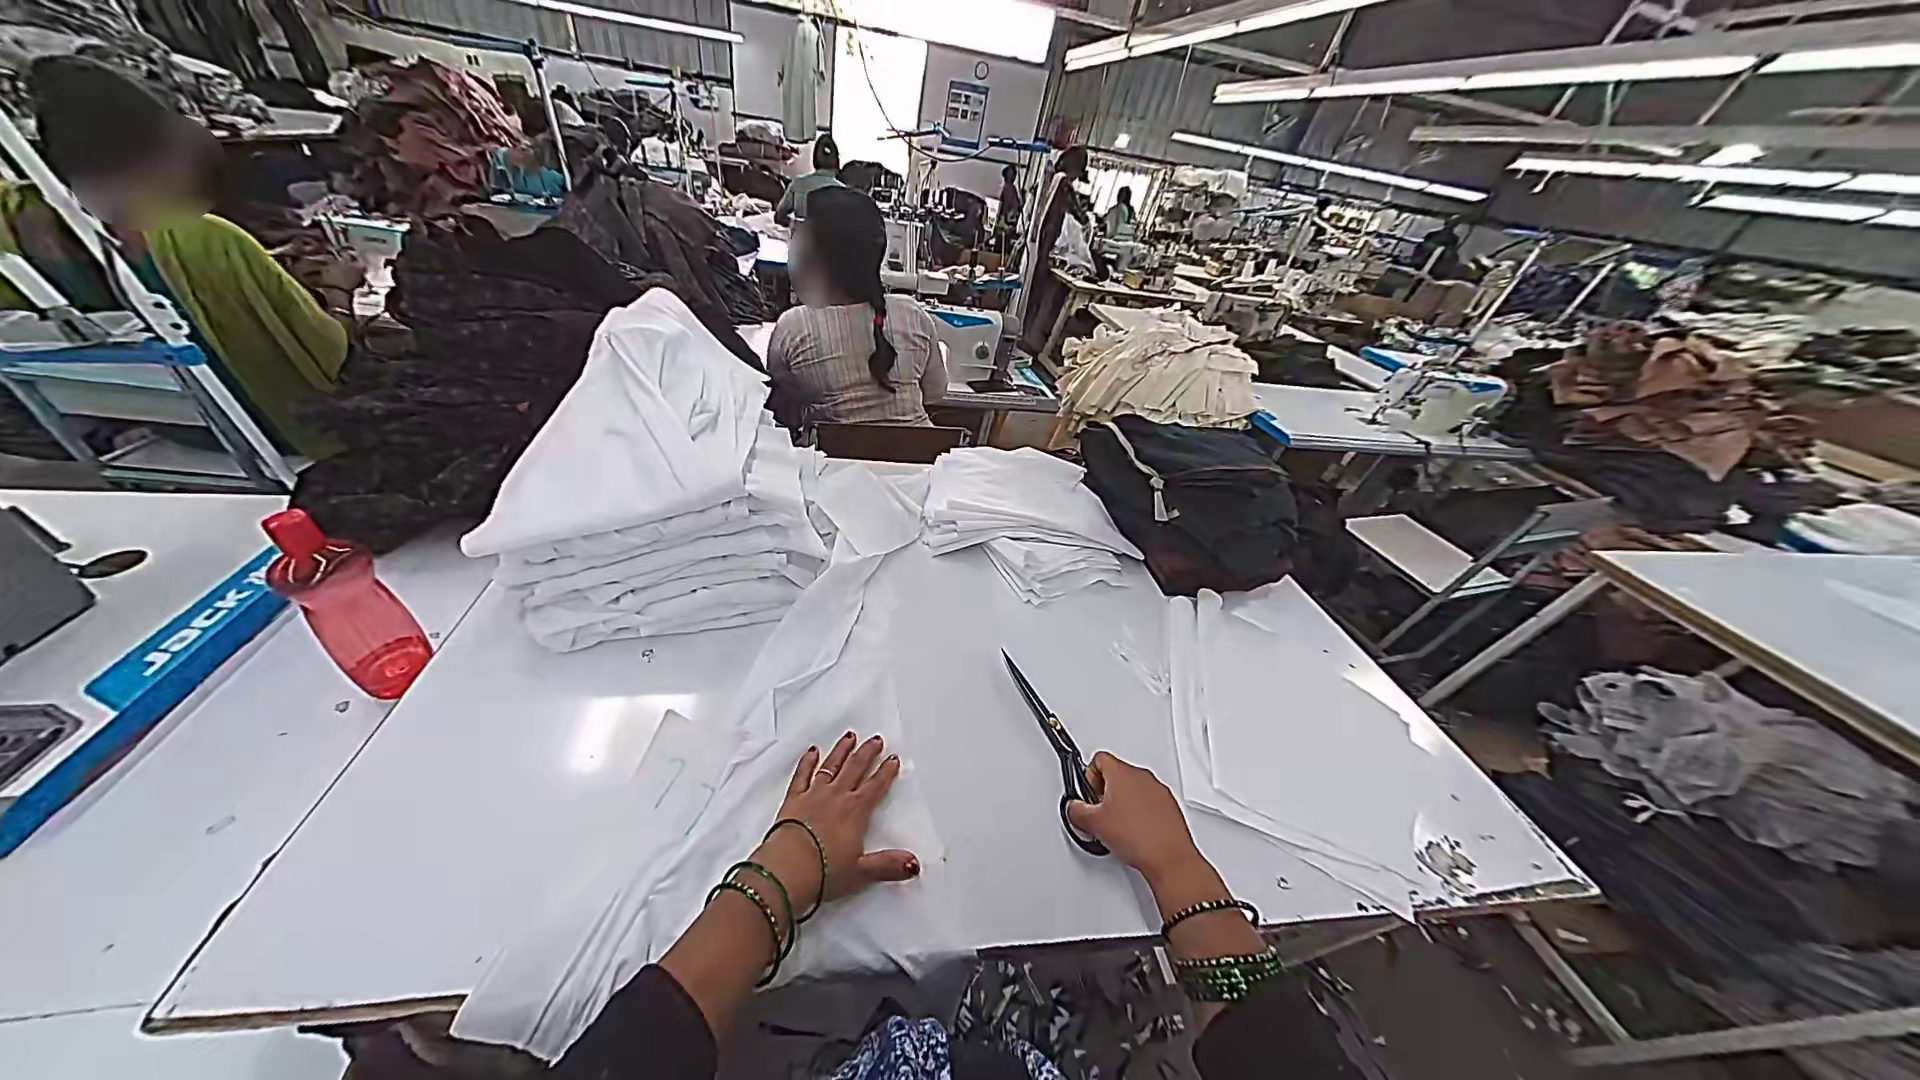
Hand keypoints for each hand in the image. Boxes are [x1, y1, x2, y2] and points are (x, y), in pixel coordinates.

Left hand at [756, 733, 918, 913]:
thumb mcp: (861, 871)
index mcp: (855, 811)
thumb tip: (913, 865)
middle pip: (855, 768)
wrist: (786, 870)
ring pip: (831, 765)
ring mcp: (813, 795)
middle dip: (867, 752)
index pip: (875, 786)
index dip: (886, 772)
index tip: (892, 759)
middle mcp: (836, 797)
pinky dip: (808, 762)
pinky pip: (802, 775)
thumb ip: (888, 865)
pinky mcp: (793, 800)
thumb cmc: (823, 872)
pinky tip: (812, 751)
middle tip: (875, 740)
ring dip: (842, 750)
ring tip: (849, 736)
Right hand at [1065, 752, 1202, 883]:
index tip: (1088, 793)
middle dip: (1105, 790)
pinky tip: (1134, 831)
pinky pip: (1150, 800)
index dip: (1089, 775)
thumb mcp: (1094, 824)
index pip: (1099, 758)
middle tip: (1100, 810)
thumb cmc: (1139, 838)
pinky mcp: (1169, 806)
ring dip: (1123, 800)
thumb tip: (1075, 809)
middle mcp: (1142, 777)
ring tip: (1117, 824)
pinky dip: (1140, 810)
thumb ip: (1076, 810)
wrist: (1169, 859)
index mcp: (1122, 773)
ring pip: (1133, 786)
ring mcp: (1158, 790)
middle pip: (1116, 771)